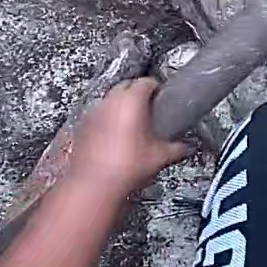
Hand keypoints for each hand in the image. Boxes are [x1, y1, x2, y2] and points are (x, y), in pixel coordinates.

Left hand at [67, 78, 188, 194]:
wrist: (94, 185)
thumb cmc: (125, 168)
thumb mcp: (159, 157)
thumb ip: (176, 148)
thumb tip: (183, 148)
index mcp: (131, 101)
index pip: (146, 82)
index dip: (156, 87)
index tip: (160, 96)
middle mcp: (110, 101)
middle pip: (126, 86)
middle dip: (137, 94)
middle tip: (148, 110)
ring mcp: (94, 112)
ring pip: (110, 99)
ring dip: (120, 106)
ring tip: (131, 123)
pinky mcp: (83, 125)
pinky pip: (98, 114)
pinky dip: (106, 119)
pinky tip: (113, 136)